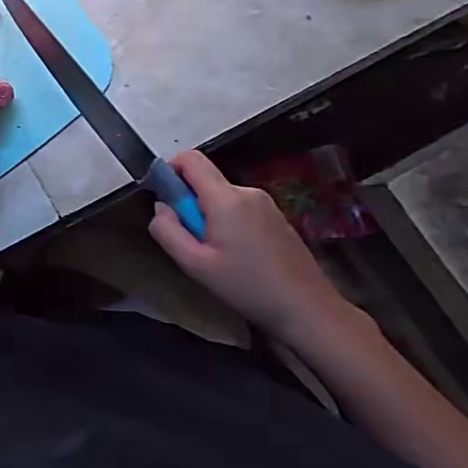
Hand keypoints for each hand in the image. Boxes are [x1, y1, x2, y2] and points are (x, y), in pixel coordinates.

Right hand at [147, 151, 356, 340]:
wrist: (307, 309)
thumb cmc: (247, 286)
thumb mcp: (193, 264)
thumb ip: (166, 230)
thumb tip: (160, 207)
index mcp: (226, 199)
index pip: (190, 159)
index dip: (169, 170)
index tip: (165, 200)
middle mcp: (247, 192)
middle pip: (204, 180)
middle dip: (189, 204)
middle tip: (193, 242)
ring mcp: (265, 203)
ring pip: (220, 196)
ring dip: (208, 217)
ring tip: (217, 254)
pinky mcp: (275, 216)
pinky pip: (238, 207)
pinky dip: (227, 223)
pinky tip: (237, 256)